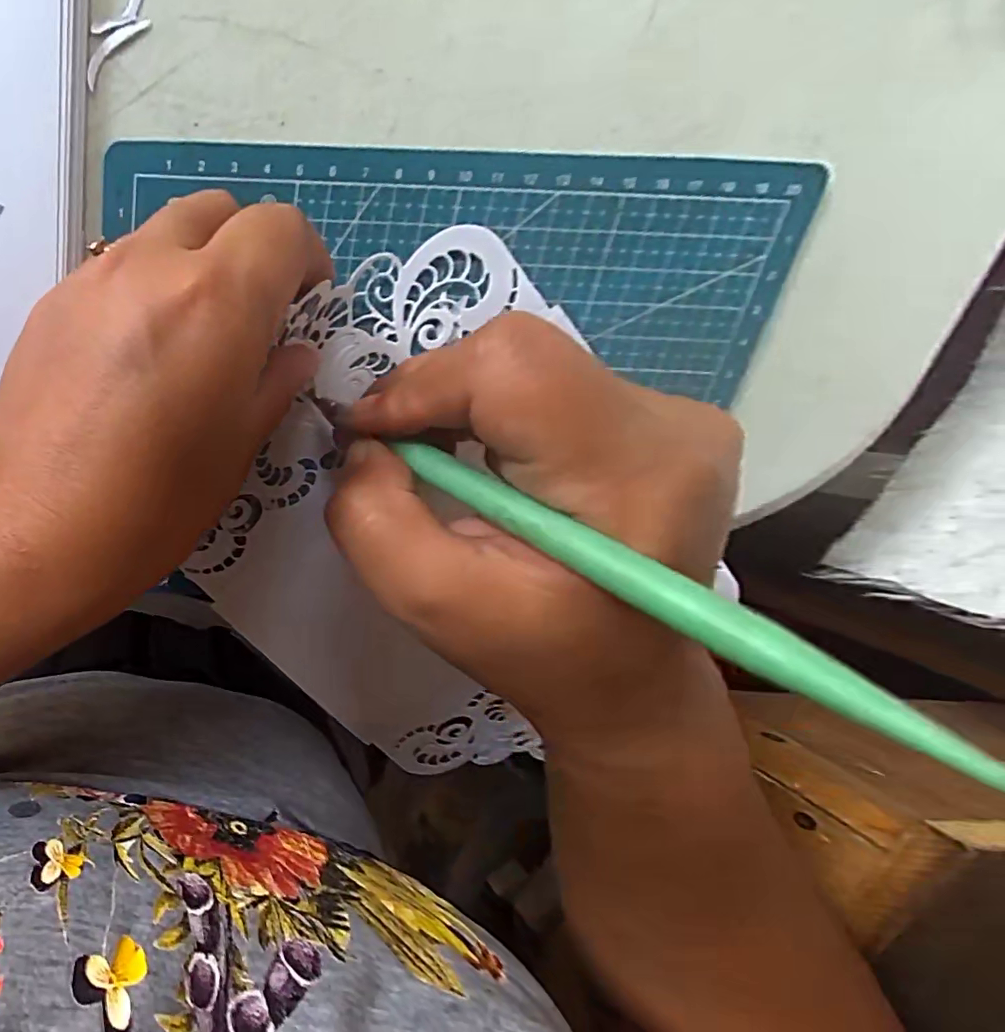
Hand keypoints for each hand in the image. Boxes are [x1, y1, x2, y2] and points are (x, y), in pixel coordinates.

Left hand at [0, 190, 329, 628]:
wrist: (29, 536)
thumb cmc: (147, 508)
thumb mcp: (233, 451)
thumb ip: (272, 383)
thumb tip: (290, 351)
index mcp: (212, 298)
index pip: (278, 226)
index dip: (302, 259)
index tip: (299, 305)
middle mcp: (145, 267)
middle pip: (211, 212)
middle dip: (242, 249)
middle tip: (243, 316)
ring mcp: (85, 283)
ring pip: (153, 238)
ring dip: (184, 267)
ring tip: (179, 340)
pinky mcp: (44, 309)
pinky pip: (106, 274)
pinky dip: (134, 292)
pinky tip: (123, 360)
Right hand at [324, 313, 742, 752]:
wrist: (623, 679)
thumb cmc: (531, 651)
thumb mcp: (424, 599)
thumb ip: (370, 516)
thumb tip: (365, 446)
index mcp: (627, 473)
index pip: (511, 367)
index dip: (419, 387)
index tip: (365, 435)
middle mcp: (666, 424)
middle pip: (512, 352)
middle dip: (424, 391)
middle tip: (380, 445)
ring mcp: (665, 415)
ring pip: (518, 359)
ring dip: (444, 398)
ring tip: (416, 452)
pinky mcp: (643, 417)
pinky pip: (533, 378)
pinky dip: (472, 405)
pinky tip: (460, 449)